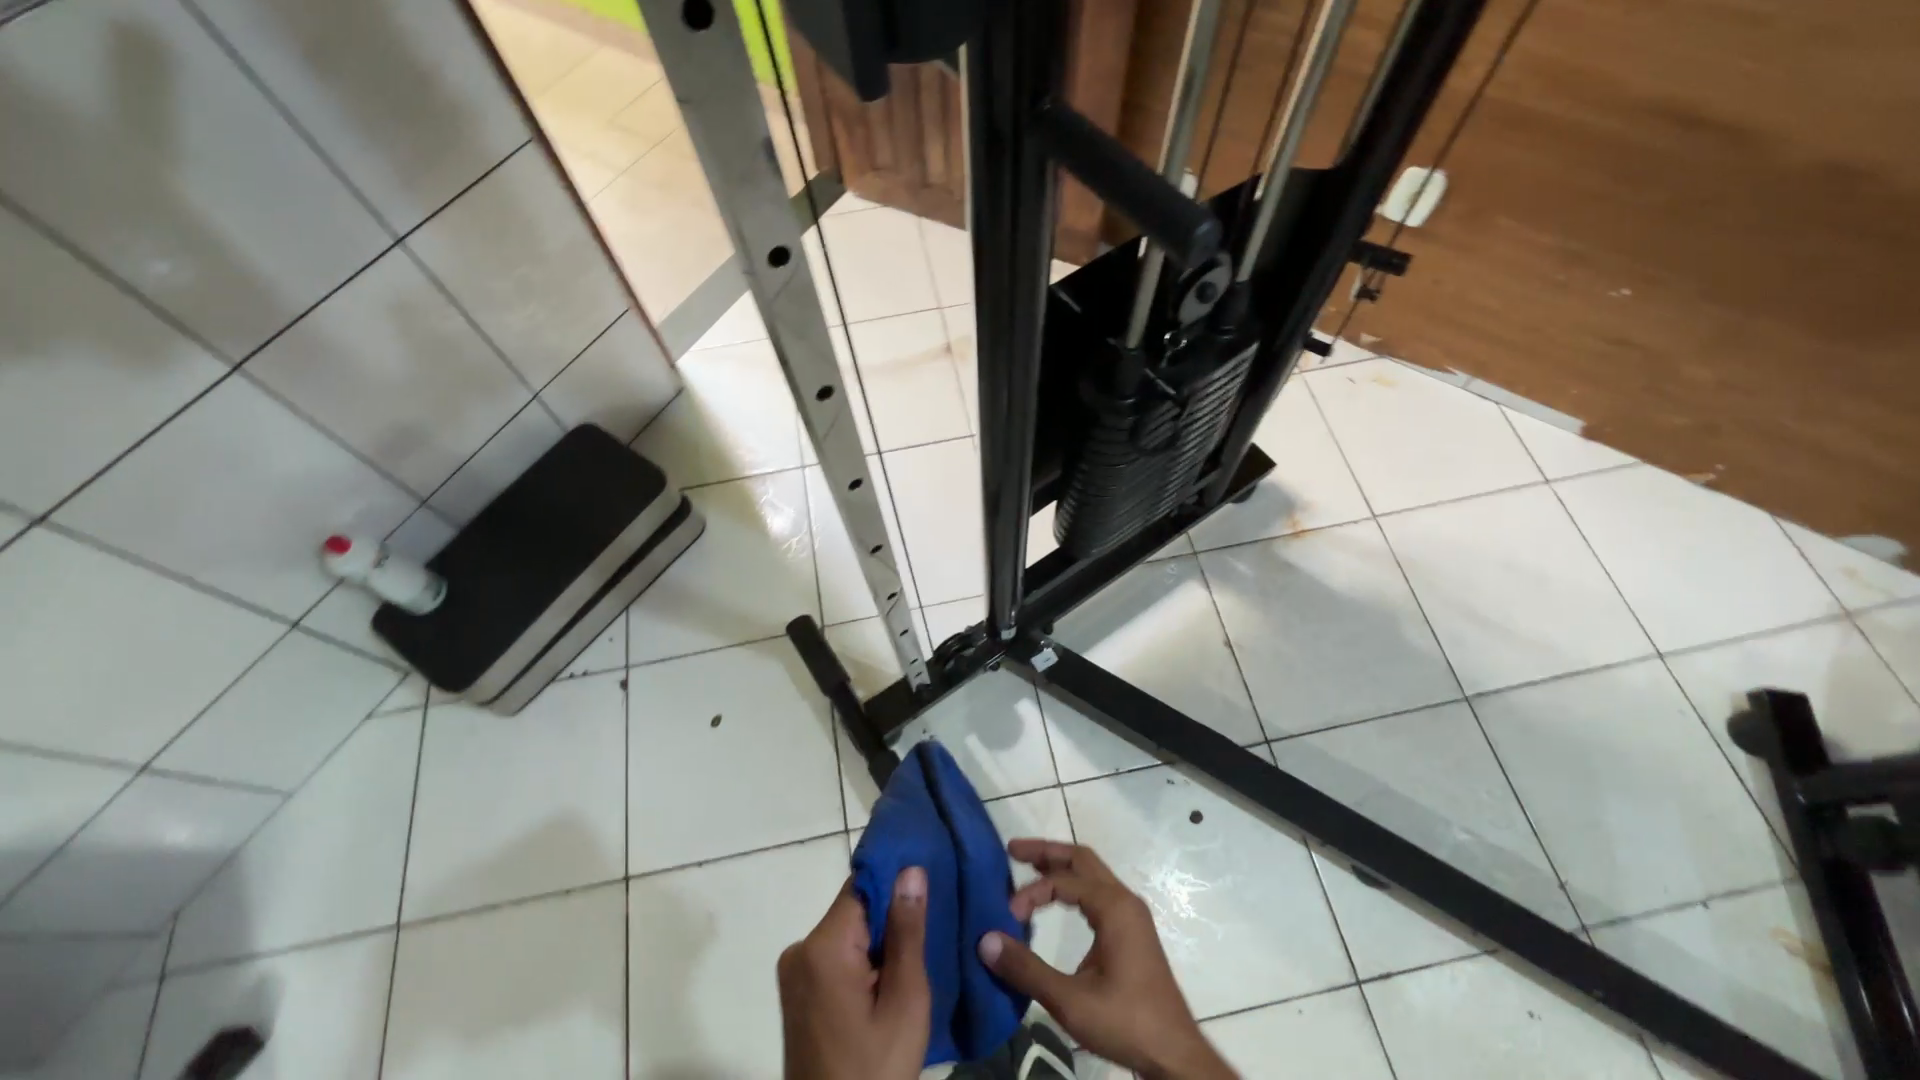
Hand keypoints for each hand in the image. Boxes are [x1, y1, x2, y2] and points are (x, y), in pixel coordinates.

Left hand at [778, 867, 930, 1079]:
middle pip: (855, 911)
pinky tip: (891, 979)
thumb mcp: (905, 1001)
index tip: (934, 881)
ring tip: (919, 955)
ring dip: (880, 942)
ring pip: (848, 934)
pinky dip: (864, 962)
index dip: (897, 882)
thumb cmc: (876, 1068)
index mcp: (822, 947)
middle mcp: (800, 949)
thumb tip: (911, 870)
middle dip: (892, 918)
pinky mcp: (798, 992)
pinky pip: (837, 957)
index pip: (863, 887)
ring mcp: (794, 973)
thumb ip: (907, 933)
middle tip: (936, 927)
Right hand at [978, 840, 1234, 1079]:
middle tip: (1012, 850)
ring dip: (1061, 867)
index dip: (1032, 891)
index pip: (1064, 880)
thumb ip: (1026, 969)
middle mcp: (1125, 901)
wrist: (1173, 1053)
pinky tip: (1056, 901)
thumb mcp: (1070, 1001)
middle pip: (1082, 860)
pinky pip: (1098, 892)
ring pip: (1092, 874)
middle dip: (1047, 852)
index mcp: (1115, 908)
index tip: (1008, 915)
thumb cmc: (1125, 1022)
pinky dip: (1073, 887)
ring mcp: (1131, 916)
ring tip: (1028, 867)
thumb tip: (985, 940)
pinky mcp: (1131, 932)